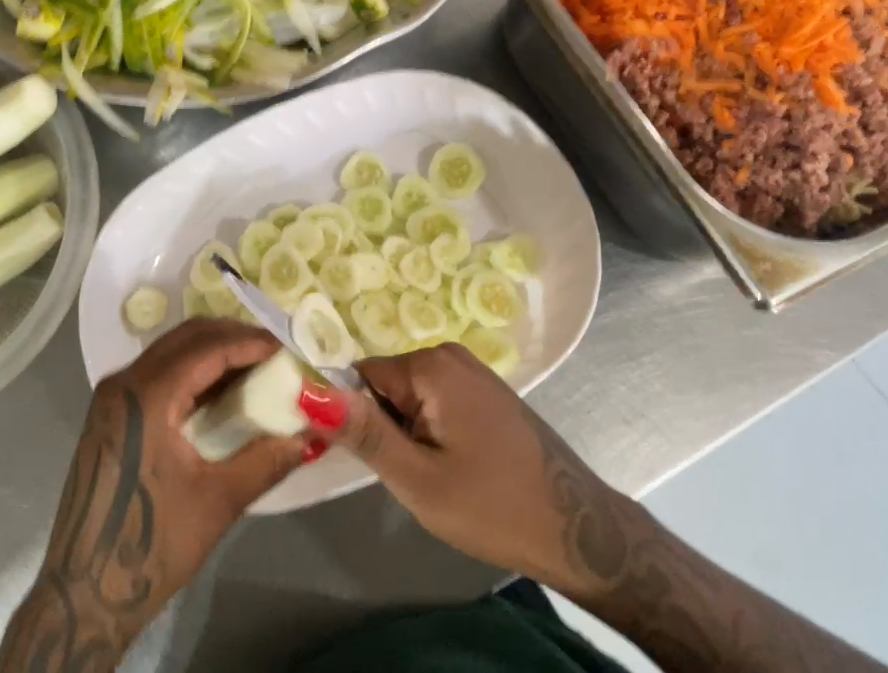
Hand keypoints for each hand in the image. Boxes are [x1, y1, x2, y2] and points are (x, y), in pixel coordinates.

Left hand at [0, 318, 308, 669]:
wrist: (85, 590)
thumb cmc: (152, 545)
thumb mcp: (219, 501)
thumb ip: (267, 459)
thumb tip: (311, 434)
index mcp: (146, 397)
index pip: (206, 348)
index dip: (250, 342)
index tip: (288, 348)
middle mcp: (122, 384)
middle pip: (185, 339)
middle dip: (232, 338)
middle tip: (275, 354)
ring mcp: (110, 398)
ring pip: (169, 352)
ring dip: (212, 352)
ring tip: (255, 369)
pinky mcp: (109, 415)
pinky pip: (156, 374)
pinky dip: (191, 372)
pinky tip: (220, 393)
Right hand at [316, 341, 631, 598]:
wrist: (581, 533)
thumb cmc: (493, 507)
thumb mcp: (417, 478)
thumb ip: (362, 432)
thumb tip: (306, 388)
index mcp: (430, 366)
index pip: (359, 376)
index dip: (353, 418)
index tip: (367, 459)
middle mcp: (450, 354)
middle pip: (384, 384)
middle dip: (384, 426)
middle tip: (408, 474)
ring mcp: (473, 372)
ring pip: (409, 395)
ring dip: (408, 431)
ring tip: (433, 474)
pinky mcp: (487, 392)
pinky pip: (435, 400)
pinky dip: (432, 429)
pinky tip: (454, 465)